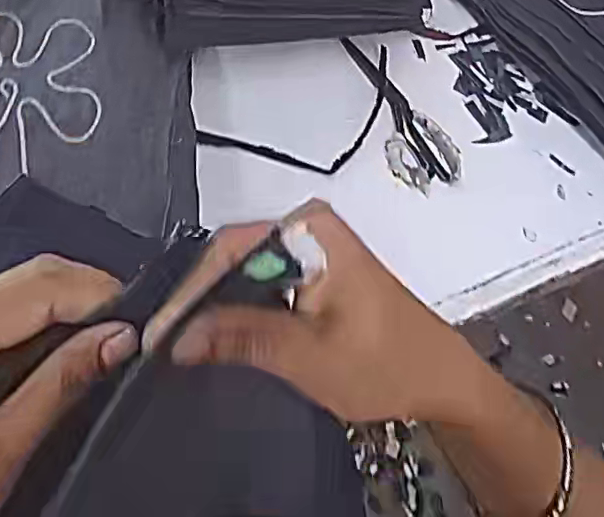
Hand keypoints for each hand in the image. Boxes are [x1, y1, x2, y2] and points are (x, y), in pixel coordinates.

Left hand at [0, 256, 138, 516]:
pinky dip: (47, 332)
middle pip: (31, 280)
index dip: (96, 293)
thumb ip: (58, 387)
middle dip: (87, 293)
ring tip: (113, 337)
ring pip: (22, 298)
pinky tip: (73, 351)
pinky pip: (6, 327)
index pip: (38, 286)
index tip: (142, 316)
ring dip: (71, 311)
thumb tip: (116, 339)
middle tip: (134, 324)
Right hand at [143, 200, 494, 423]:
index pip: (231, 247)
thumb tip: (186, 334)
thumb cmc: (395, 359)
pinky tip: (223, 333)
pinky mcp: (311, 265)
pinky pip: (261, 278)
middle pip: (233, 253)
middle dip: (200, 298)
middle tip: (169, 338)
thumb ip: (243, 337)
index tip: (164, 327)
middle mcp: (310, 226)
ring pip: (244, 268)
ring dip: (218, 305)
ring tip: (188, 340)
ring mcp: (310, 244)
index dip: (192, 290)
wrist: (438, 378)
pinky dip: (240, 307)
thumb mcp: (310, 355)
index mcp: (313, 229)